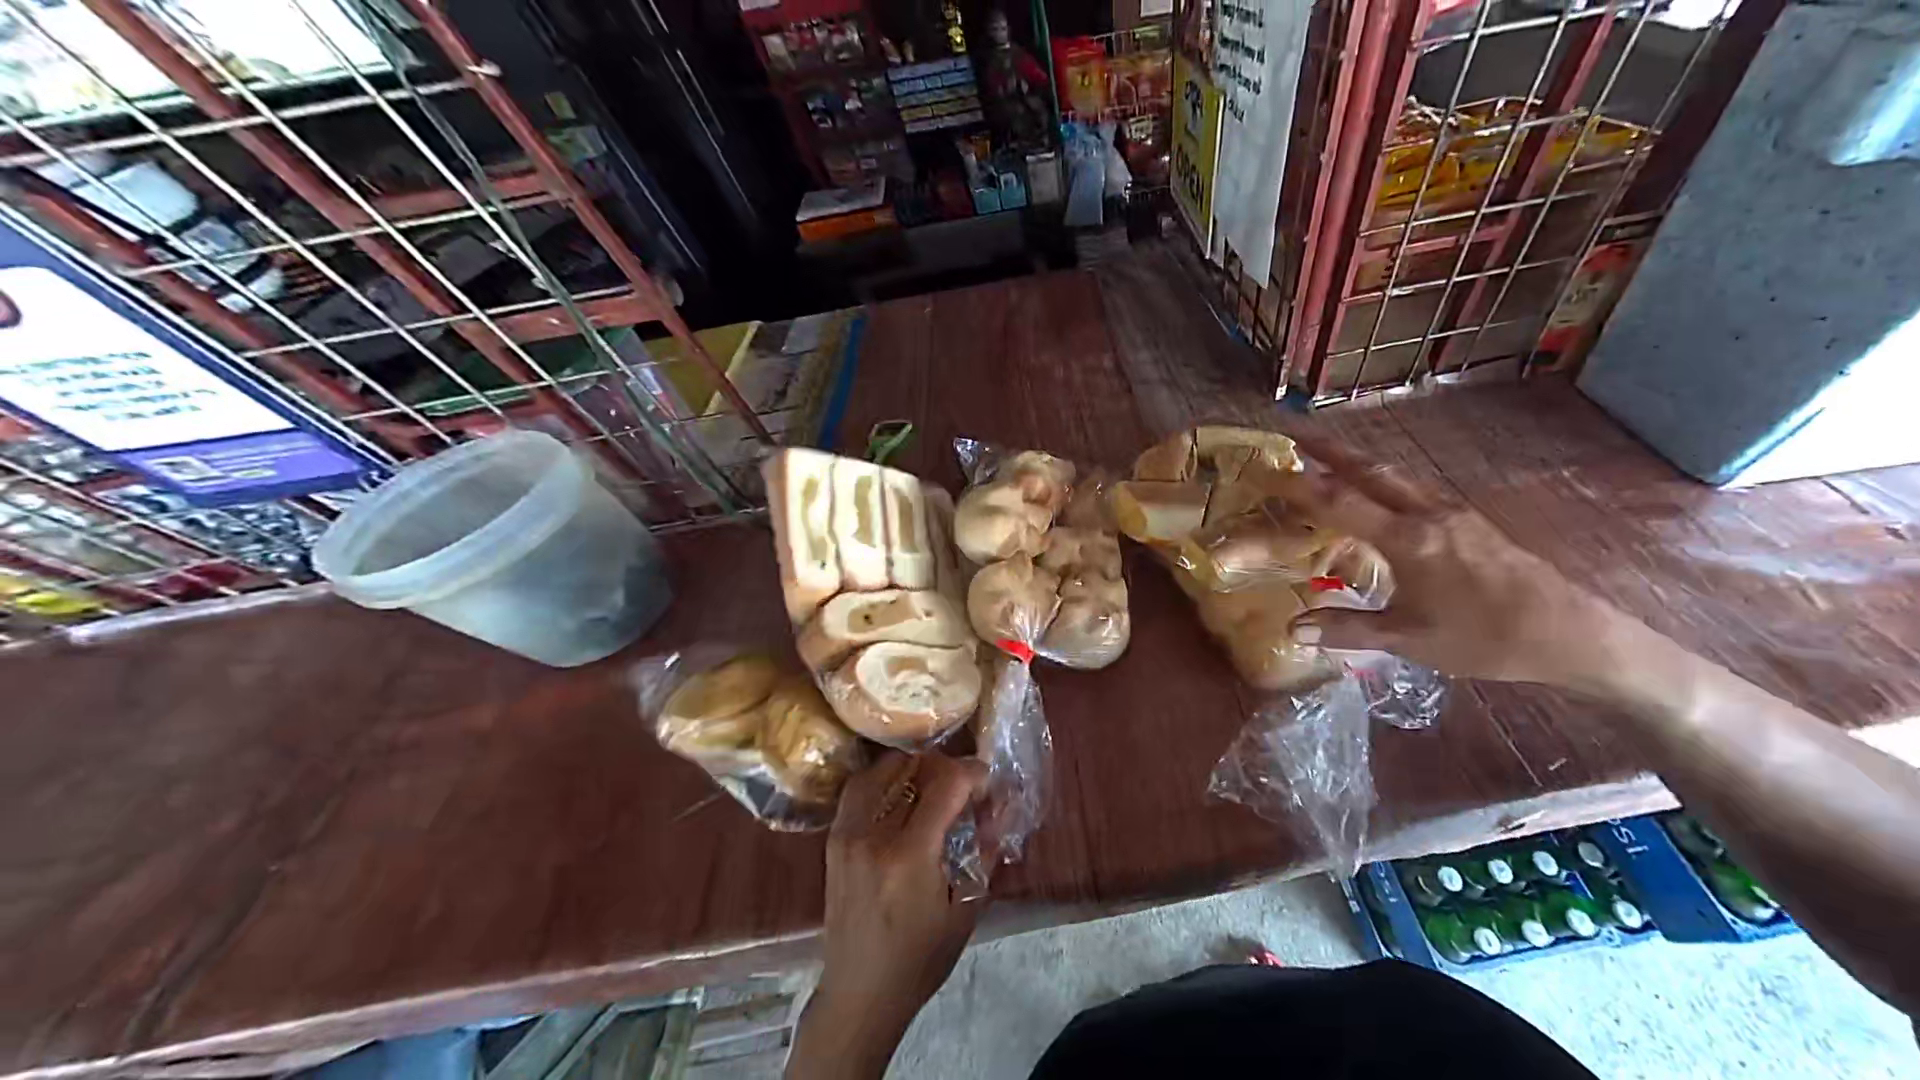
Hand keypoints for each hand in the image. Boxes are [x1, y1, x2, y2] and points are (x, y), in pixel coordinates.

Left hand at [788, 751, 987, 1079]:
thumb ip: (985, 851)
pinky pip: (859, 788)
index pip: (945, 785)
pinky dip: (884, 779)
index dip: (972, 773)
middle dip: (945, 767)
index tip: (987, 782)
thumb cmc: (919, 959)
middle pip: (912, 768)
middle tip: (963, 784)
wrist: (859, 993)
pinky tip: (902, 793)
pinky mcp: (833, 837)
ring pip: (881, 769)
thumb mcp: (964, 909)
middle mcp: (872, 834)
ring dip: (913, 767)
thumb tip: (1002, 807)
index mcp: (909, 856)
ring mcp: (847, 833)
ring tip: (932, 783)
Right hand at [1272, 438, 1640, 689]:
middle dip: (1330, 450)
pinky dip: (1383, 478)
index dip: (1302, 483)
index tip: (1271, 466)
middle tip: (1295, 434)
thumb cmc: (1485, 638)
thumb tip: (1293, 629)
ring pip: (1396, 475)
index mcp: (1409, 540)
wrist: (1572, 634)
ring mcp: (1453, 513)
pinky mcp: (1469, 520)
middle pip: (1371, 471)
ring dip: (1357, 460)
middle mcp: (1428, 514)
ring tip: (1327, 453)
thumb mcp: (1409, 639)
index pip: (1342, 502)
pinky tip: (1377, 487)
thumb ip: (1348, 629)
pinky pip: (1414, 487)